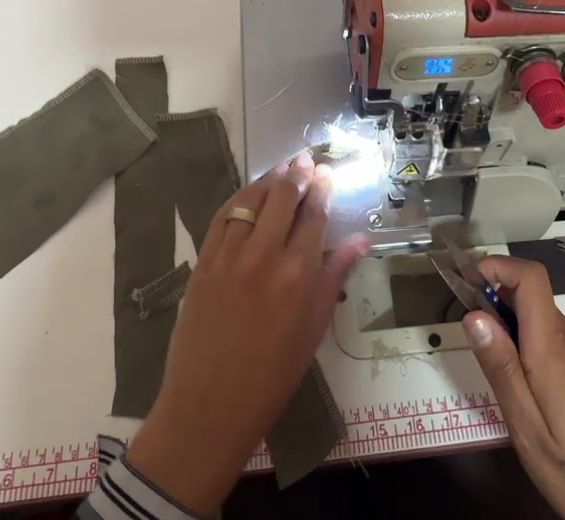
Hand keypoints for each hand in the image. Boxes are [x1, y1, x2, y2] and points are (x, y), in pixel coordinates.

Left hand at [126, 152, 365, 513]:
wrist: (210, 405)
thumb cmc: (273, 375)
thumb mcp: (313, 328)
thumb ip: (334, 276)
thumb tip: (362, 241)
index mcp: (298, 275)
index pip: (314, 215)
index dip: (322, 189)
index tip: (327, 173)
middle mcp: (264, 256)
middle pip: (283, 198)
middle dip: (297, 174)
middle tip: (306, 160)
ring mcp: (228, 257)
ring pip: (251, 200)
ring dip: (269, 180)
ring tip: (283, 168)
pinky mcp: (202, 263)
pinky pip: (222, 218)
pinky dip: (238, 199)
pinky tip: (248, 193)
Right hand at [465, 256, 564, 519]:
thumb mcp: (527, 429)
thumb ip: (502, 368)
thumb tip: (474, 315)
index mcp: (556, 351)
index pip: (532, 279)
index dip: (498, 265)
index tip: (467, 279)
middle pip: (534, 297)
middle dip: (496, 298)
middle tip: (469, 330)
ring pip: (545, 320)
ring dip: (514, 323)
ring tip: (493, 363)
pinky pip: (559, 341)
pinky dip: (533, 342)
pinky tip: (526, 383)